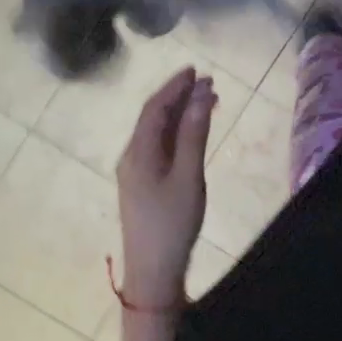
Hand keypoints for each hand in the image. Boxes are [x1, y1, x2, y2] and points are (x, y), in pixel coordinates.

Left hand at [115, 68, 217, 309]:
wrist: (153, 270)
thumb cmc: (173, 222)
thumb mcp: (188, 175)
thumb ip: (194, 134)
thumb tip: (201, 96)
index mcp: (138, 151)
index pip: (154, 107)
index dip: (175, 86)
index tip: (197, 70)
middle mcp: (131, 156)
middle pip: (153, 117)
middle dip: (179, 97)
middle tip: (210, 83)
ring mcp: (135, 172)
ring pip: (157, 132)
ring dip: (180, 113)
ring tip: (208, 102)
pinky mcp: (143, 185)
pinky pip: (159, 146)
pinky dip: (178, 132)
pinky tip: (194, 133)